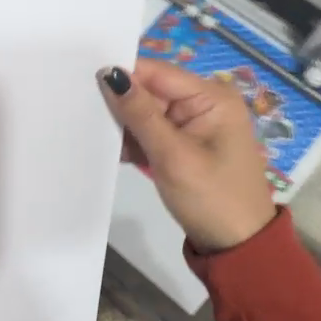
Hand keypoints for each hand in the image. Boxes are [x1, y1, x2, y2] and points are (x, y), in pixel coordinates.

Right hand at [98, 60, 277, 251]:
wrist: (238, 248)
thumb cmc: (212, 199)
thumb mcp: (173, 156)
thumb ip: (140, 114)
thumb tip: (109, 73)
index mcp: (211, 97)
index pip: (157, 72)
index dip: (122, 74)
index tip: (84, 81)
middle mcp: (203, 102)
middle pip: (150, 89)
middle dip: (120, 101)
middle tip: (82, 108)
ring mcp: (193, 123)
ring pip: (146, 110)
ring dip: (124, 124)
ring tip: (95, 132)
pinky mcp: (183, 143)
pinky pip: (150, 130)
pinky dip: (133, 139)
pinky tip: (114, 150)